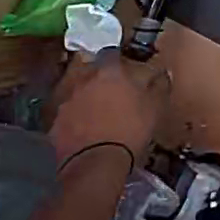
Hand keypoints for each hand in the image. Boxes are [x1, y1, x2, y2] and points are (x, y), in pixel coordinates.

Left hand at [46, 52, 167, 167]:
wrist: (95, 165)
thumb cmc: (130, 132)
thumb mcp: (154, 109)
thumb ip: (159, 87)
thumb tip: (163, 74)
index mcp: (111, 72)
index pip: (113, 54)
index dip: (119, 62)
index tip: (126, 72)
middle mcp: (85, 80)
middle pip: (93, 74)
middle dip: (102, 82)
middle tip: (115, 96)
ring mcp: (68, 101)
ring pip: (80, 94)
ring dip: (88, 101)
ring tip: (99, 118)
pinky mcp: (56, 123)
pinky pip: (69, 117)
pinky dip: (76, 122)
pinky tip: (85, 135)